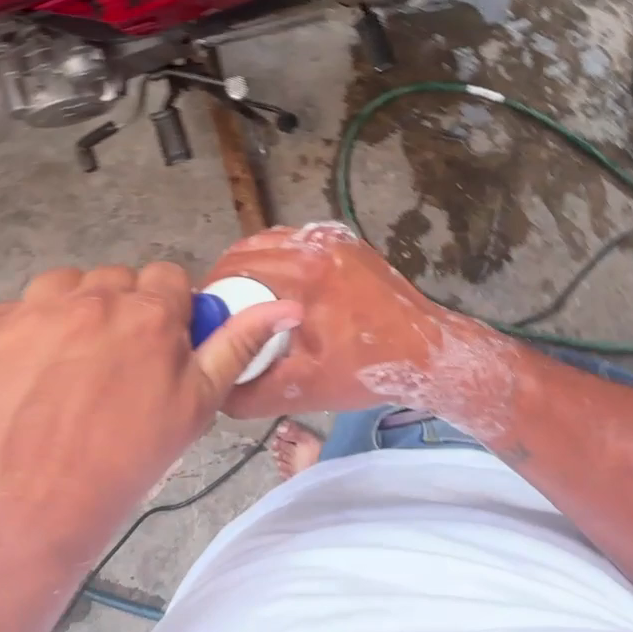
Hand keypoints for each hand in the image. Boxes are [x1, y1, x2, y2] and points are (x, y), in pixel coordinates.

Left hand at [0, 262, 300, 567]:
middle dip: (118, 309)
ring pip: (62, 286)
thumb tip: (288, 305)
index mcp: (150, 312)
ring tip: (64, 363)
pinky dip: (20, 337)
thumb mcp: (196, 405)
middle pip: (114, 279)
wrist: (27, 511)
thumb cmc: (127, 459)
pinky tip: (23, 378)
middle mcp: (93, 297)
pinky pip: (11, 313)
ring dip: (69, 311)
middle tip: (110, 362)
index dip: (164, 310)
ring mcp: (32, 312)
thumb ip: (239, 344)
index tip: (156, 344)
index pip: (166, 278)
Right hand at [206, 224, 518, 427]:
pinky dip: (281, 260)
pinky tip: (281, 293)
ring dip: (254, 265)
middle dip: (230, 275)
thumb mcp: (301, 389)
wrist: (426, 353)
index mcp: (305, 272)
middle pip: (252, 247)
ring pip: (275, 240)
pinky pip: (299, 243)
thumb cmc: (366, 370)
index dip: (214, 289)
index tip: (206, 315)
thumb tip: (212, 388)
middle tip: (222, 310)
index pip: (236, 265)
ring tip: (247, 302)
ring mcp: (336, 239)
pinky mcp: (348, 244)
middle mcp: (318, 244)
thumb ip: (248, 392)